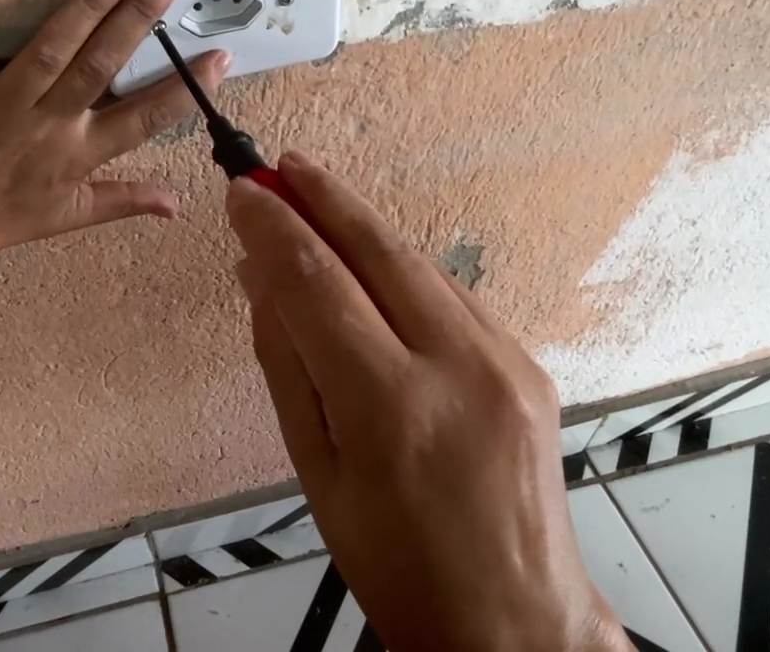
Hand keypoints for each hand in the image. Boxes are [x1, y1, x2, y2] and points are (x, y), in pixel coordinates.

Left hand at [0, 0, 227, 271]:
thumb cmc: (3, 219)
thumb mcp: (70, 215)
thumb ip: (124, 200)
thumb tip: (176, 201)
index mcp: (77, 153)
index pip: (143, 120)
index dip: (183, 88)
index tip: (220, 55)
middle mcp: (44, 123)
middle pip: (98, 67)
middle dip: (135, 19)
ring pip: (46, 50)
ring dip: (82, 7)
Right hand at [226, 153, 629, 651]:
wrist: (514, 620)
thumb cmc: (394, 562)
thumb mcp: (315, 470)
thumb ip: (285, 362)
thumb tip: (259, 277)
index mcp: (391, 408)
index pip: (317, 284)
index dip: (273, 228)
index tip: (242, 194)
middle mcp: (458, 368)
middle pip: (378, 249)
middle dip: (322, 196)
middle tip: (280, 163)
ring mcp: (505, 359)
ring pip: (418, 262)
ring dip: (360, 223)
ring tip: (313, 194)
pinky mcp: (527, 360)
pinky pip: (448, 293)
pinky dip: (398, 266)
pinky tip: (367, 259)